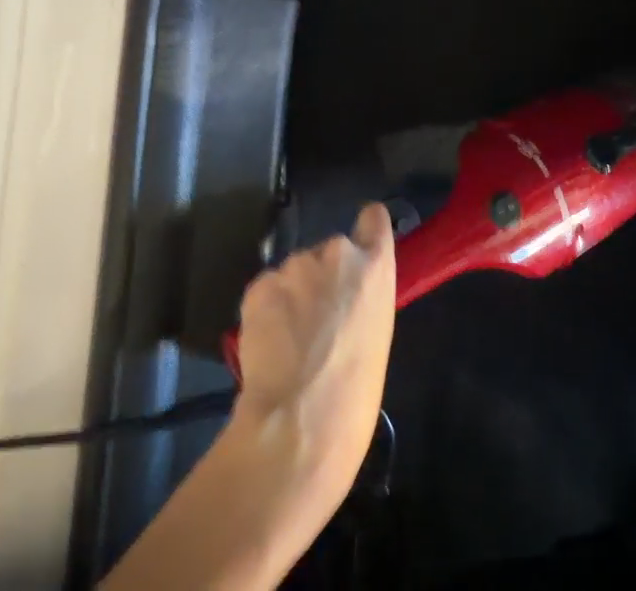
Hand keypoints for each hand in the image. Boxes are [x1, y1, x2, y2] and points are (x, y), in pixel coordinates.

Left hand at [232, 203, 396, 483]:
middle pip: (327, 252)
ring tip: (289, 339)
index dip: (366, 229)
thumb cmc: (356, 390)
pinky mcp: (258, 285)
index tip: (359, 245)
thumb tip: (342, 305)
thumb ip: (362, 302)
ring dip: (291, 294)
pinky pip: (265, 291)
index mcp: (375, 267)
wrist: (302, 416)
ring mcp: (294, 266)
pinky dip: (265, 310)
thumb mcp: (377, 334)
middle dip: (321, 275)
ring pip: (293, 273)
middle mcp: (336, 253)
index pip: (374, 219)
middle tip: (317, 317)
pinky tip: (268, 344)